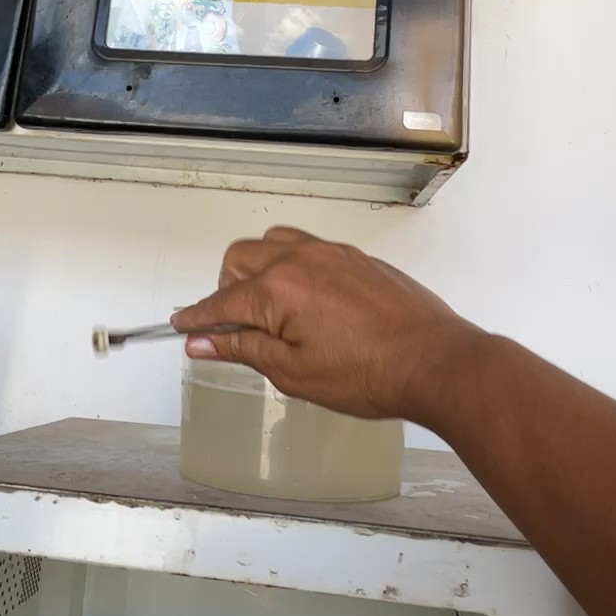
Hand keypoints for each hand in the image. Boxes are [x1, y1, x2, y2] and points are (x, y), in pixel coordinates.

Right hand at [172, 227, 489, 421]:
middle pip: (240, 256)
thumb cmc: (367, 373)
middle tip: (237, 325)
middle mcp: (300, 257)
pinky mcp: (355, 255)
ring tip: (273, 308)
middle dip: (227, 287)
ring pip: (274, 241)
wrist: (434, 361)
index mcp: (278, 288)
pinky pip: (309, 247)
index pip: (221, 300)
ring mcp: (330, 251)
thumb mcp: (292, 371)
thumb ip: (241, 348)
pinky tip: (310, 301)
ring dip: (260, 267)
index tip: (182, 325)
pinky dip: (293, 266)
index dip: (197, 317)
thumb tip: (201, 341)